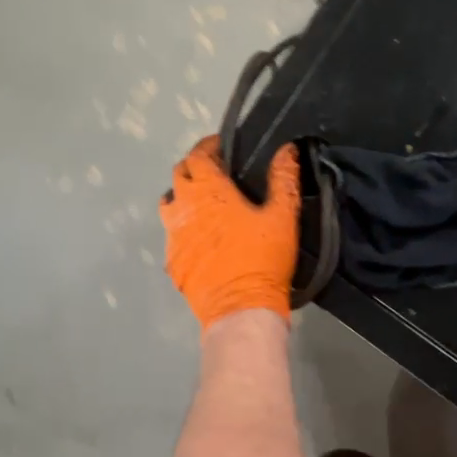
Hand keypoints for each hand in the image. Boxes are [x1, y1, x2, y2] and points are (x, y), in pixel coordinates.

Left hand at [160, 136, 301, 330]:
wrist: (240, 310)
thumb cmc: (263, 258)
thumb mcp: (282, 215)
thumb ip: (284, 179)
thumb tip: (287, 148)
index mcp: (208, 192)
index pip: (197, 156)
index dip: (209, 146)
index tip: (223, 145)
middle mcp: (183, 208)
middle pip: (179, 175)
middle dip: (196, 167)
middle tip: (218, 172)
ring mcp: (173, 237)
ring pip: (169, 204)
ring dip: (183, 196)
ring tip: (205, 202)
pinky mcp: (172, 262)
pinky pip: (172, 234)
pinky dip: (183, 226)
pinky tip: (202, 237)